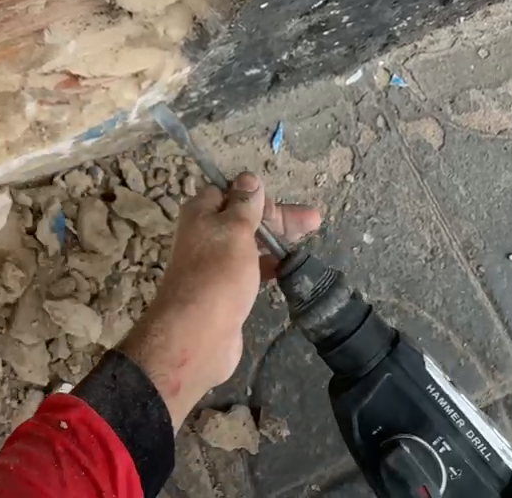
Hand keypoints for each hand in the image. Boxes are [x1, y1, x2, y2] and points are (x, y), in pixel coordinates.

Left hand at [116, 173, 320, 426]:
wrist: (197, 334)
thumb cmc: (217, 272)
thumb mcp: (234, 229)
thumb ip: (244, 204)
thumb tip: (249, 178)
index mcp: (201, 211)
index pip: (231, 192)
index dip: (256, 195)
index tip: (280, 204)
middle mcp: (206, 233)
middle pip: (244, 217)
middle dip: (278, 218)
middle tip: (314, 220)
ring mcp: (215, 262)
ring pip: (250, 243)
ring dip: (277, 240)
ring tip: (309, 240)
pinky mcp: (226, 288)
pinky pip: (251, 268)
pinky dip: (270, 265)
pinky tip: (290, 268)